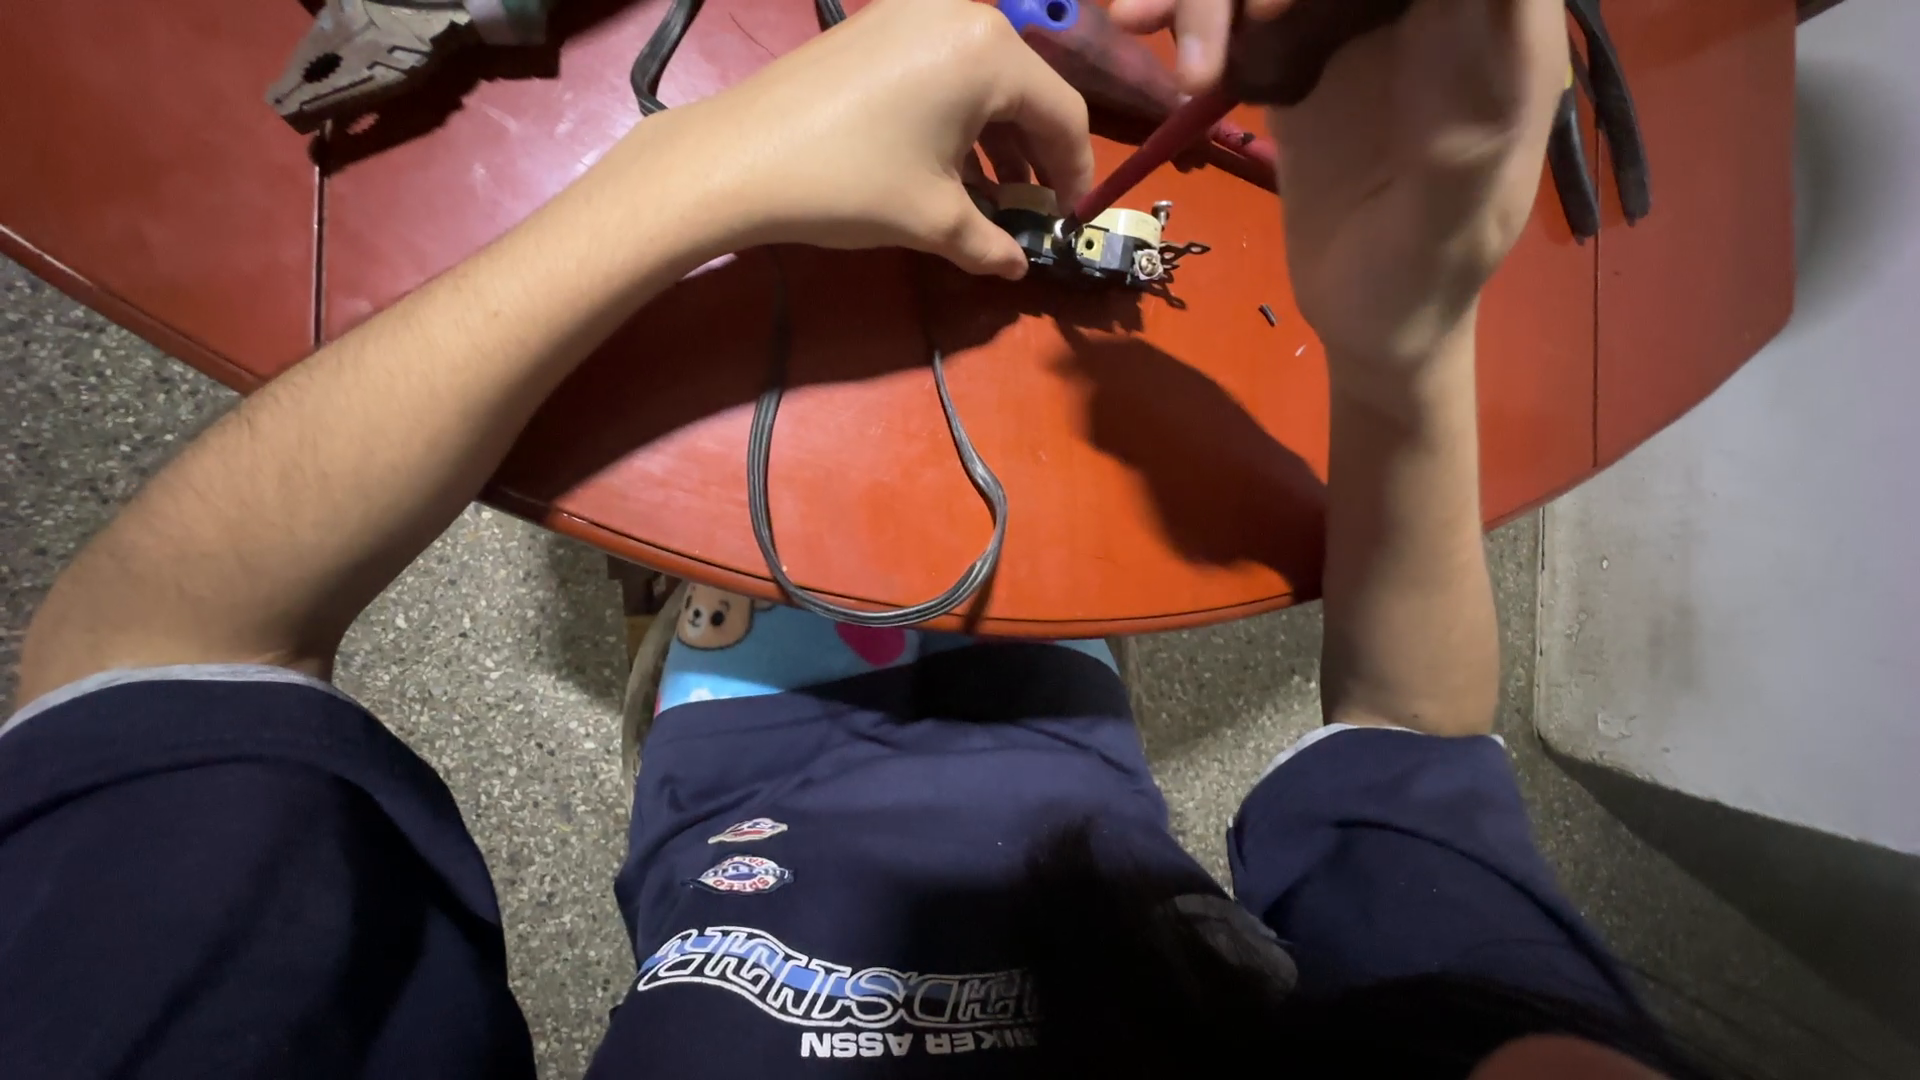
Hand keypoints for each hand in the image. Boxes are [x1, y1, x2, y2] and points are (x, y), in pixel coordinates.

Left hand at [630, 0, 1094, 279]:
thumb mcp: (934, 221)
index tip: (1071, 217)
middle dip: (1037, 158)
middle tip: (1036, 211)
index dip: (1077, 172)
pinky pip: (944, 74)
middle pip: (1027, 92)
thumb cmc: (852, 185)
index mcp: (990, 53)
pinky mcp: (880, 26)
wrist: (742, 158)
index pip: (1063, 113)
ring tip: (996, 200)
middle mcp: (962, 15)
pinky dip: (960, 123)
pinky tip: (953, 168)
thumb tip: (1017, 268)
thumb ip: (990, 246)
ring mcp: (915, 14)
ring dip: (999, 144)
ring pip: (983, 84)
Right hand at [1111, 0, 1564, 398]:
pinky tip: (1141, 19)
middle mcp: (1425, 7)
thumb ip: (1462, 122)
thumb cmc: (1421, 281)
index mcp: (1494, 25)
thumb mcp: (1448, 220)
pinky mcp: (1299, 63)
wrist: (1371, 322)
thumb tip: (1473, 3)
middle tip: (1228, 31)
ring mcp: (1355, 29)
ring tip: (1143, 19)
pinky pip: (1242, 14)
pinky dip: (1192, 14)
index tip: (1275, 9)